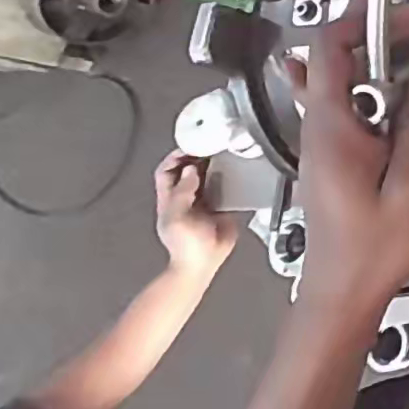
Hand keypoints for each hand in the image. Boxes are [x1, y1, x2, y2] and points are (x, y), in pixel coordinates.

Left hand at [154, 151, 238, 275]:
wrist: (203, 263)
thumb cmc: (185, 243)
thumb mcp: (176, 217)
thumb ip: (182, 193)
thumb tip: (192, 169)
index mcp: (170, 198)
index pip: (167, 170)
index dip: (176, 156)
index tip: (192, 144)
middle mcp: (188, 195)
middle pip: (189, 169)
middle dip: (199, 155)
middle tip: (214, 144)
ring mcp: (206, 200)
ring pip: (209, 175)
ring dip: (217, 164)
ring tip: (229, 152)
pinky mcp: (223, 206)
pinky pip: (227, 186)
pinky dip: (232, 177)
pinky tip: (241, 170)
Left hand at [282, 0, 408, 318]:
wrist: (344, 293)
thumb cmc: (377, 246)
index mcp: (332, 126)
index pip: (332, 46)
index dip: (372, 17)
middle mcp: (320, 124)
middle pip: (341, 52)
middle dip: (390, 27)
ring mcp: (324, 137)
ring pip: (342, 72)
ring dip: (381, 47)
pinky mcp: (335, 151)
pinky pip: (342, 97)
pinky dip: (359, 72)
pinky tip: (358, 67)